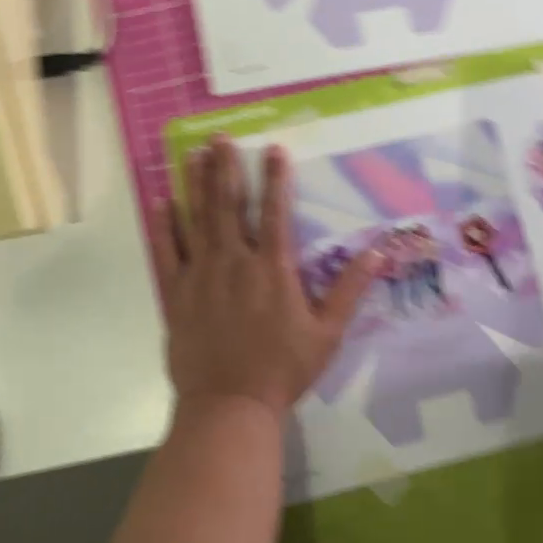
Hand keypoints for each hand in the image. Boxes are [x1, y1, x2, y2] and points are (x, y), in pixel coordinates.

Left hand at [148, 137, 380, 417]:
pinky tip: (163, 202)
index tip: (273, 148)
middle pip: (229, 205)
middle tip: (220, 138)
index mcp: (272, 269)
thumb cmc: (282, 370)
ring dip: (196, 184)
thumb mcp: (327, 333)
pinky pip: (166, 252)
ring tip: (195, 154)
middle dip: (225, 168)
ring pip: (197, 219)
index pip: (275, 212)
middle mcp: (234, 262)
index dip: (275, 178)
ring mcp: (200, 275)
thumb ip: (350, 289)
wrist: (229, 405)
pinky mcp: (175, 294)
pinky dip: (164, 225)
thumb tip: (379, 251)